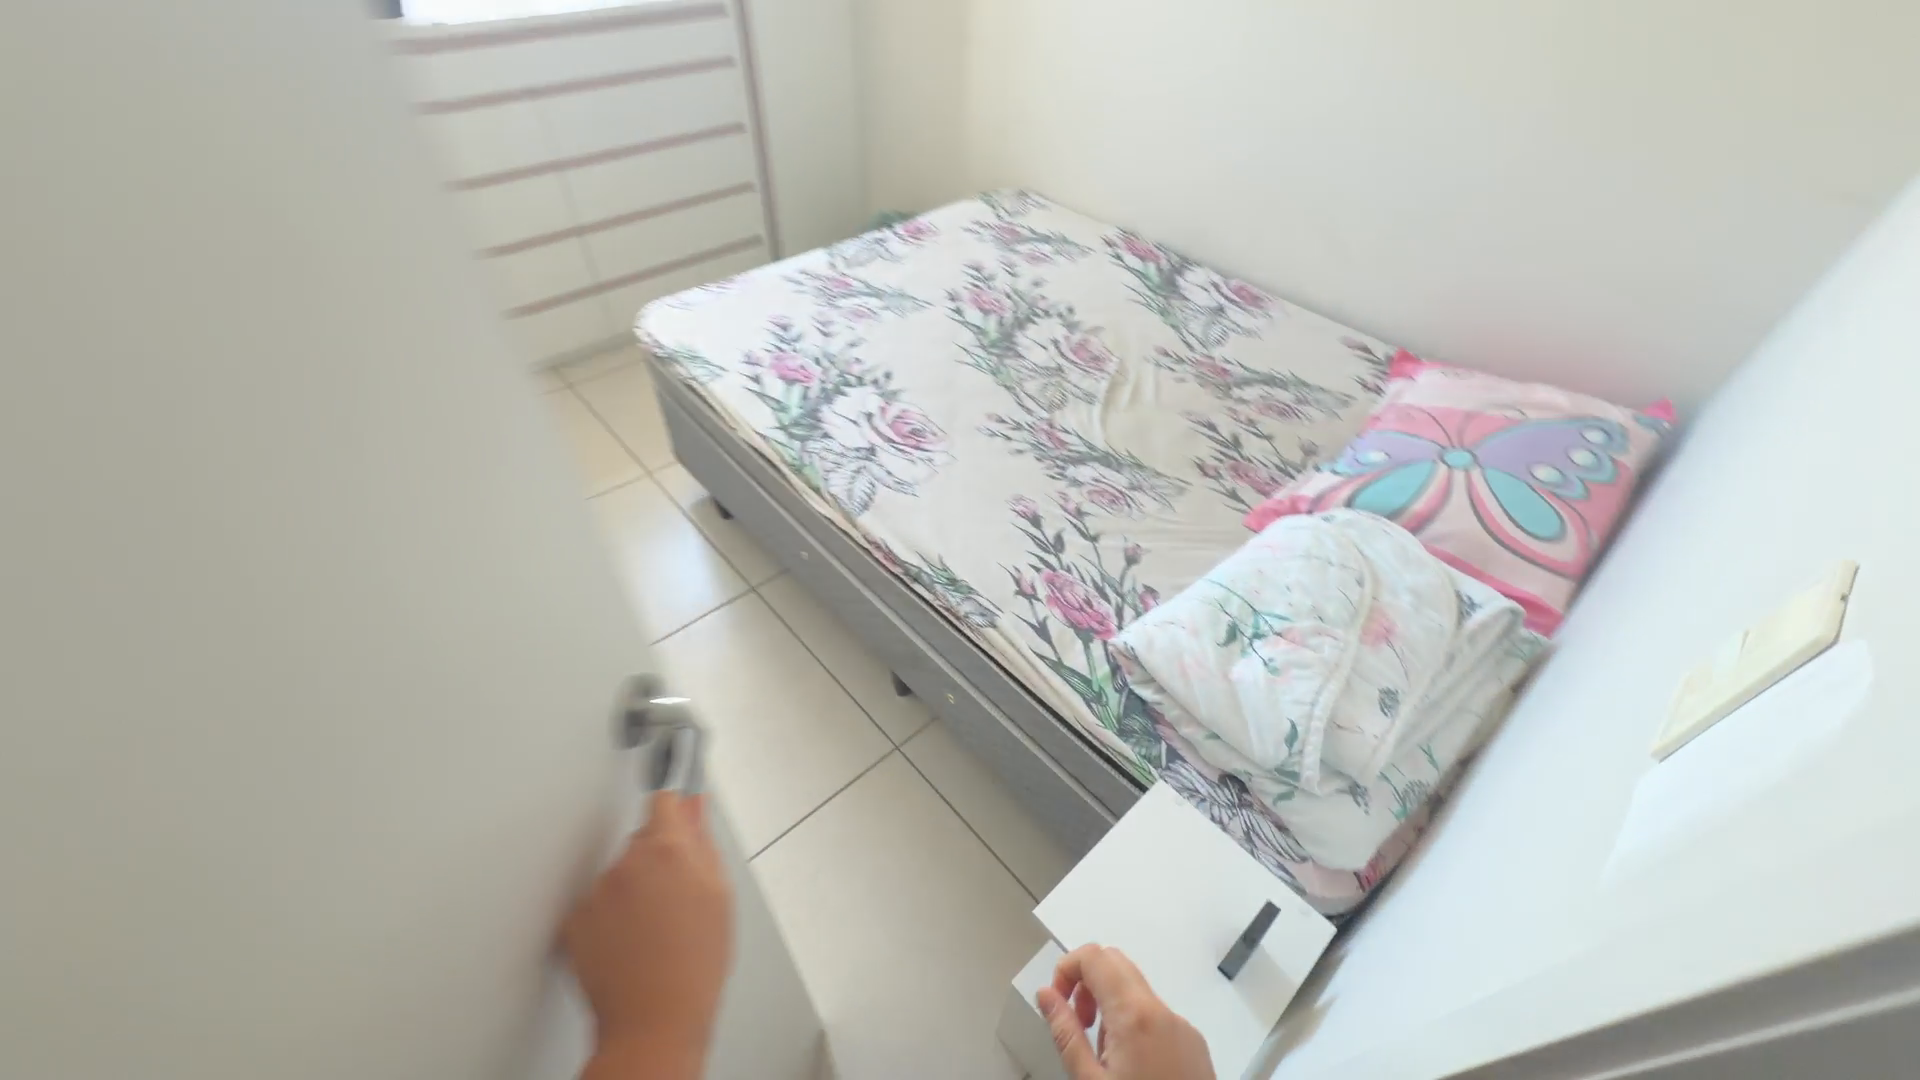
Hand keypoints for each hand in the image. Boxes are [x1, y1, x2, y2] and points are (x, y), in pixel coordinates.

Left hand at [564, 792, 732, 1078]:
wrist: (656, 1021)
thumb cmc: (695, 964)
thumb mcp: (719, 893)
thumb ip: (704, 841)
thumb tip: (696, 808)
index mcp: (667, 850)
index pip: (662, 801)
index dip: (674, 813)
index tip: (679, 822)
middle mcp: (626, 864)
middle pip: (641, 839)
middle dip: (658, 857)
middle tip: (676, 896)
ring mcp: (596, 892)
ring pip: (618, 872)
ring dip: (632, 888)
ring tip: (653, 929)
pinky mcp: (574, 921)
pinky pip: (595, 903)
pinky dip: (608, 915)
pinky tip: (629, 942)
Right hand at [1037, 944, 1214, 1079]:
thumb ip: (1065, 1032)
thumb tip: (1046, 993)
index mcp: (1135, 1014)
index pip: (1094, 956)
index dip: (1067, 968)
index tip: (1058, 1004)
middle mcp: (1163, 1010)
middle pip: (1116, 963)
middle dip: (1087, 983)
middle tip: (1078, 1026)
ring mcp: (1184, 1027)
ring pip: (1137, 990)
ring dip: (1110, 1005)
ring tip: (1103, 1056)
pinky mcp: (1195, 1046)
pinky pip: (1156, 1016)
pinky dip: (1133, 1023)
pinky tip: (1131, 1068)